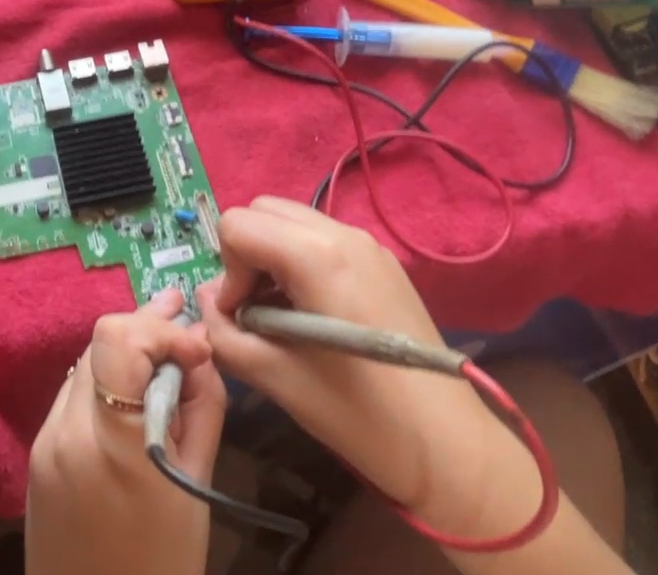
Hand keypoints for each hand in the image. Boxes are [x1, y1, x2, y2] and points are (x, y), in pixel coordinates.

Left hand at [26, 288, 224, 574]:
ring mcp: (44, 440)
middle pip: (100, 345)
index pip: (116, 340)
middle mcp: (66, 429)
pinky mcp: (35, 452)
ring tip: (166, 358)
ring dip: (125, 357)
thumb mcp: (196, 484)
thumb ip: (201, 407)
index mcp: (113, 442)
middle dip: (146, 333)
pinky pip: (73, 398)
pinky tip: (132, 399)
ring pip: (85, 366)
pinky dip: (104, 387)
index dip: (158, 327)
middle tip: (186, 334)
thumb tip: (199, 351)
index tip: (194, 349)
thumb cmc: (162, 561)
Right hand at [197, 197, 507, 528]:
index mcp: (317, 255)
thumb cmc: (359, 414)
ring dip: (272, 257)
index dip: (228, 271)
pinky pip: (322, 239)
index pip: (237, 225)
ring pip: (292, 222)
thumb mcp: (276, 378)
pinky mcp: (383, 262)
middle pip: (263, 211)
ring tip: (283, 315)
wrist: (449, 447)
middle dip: (246, 254)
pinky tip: (314, 315)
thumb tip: (208, 300)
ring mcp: (368, 244)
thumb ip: (225, 333)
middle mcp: (343, 233)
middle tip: (257, 311)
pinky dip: (300, 262)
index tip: (243, 317)